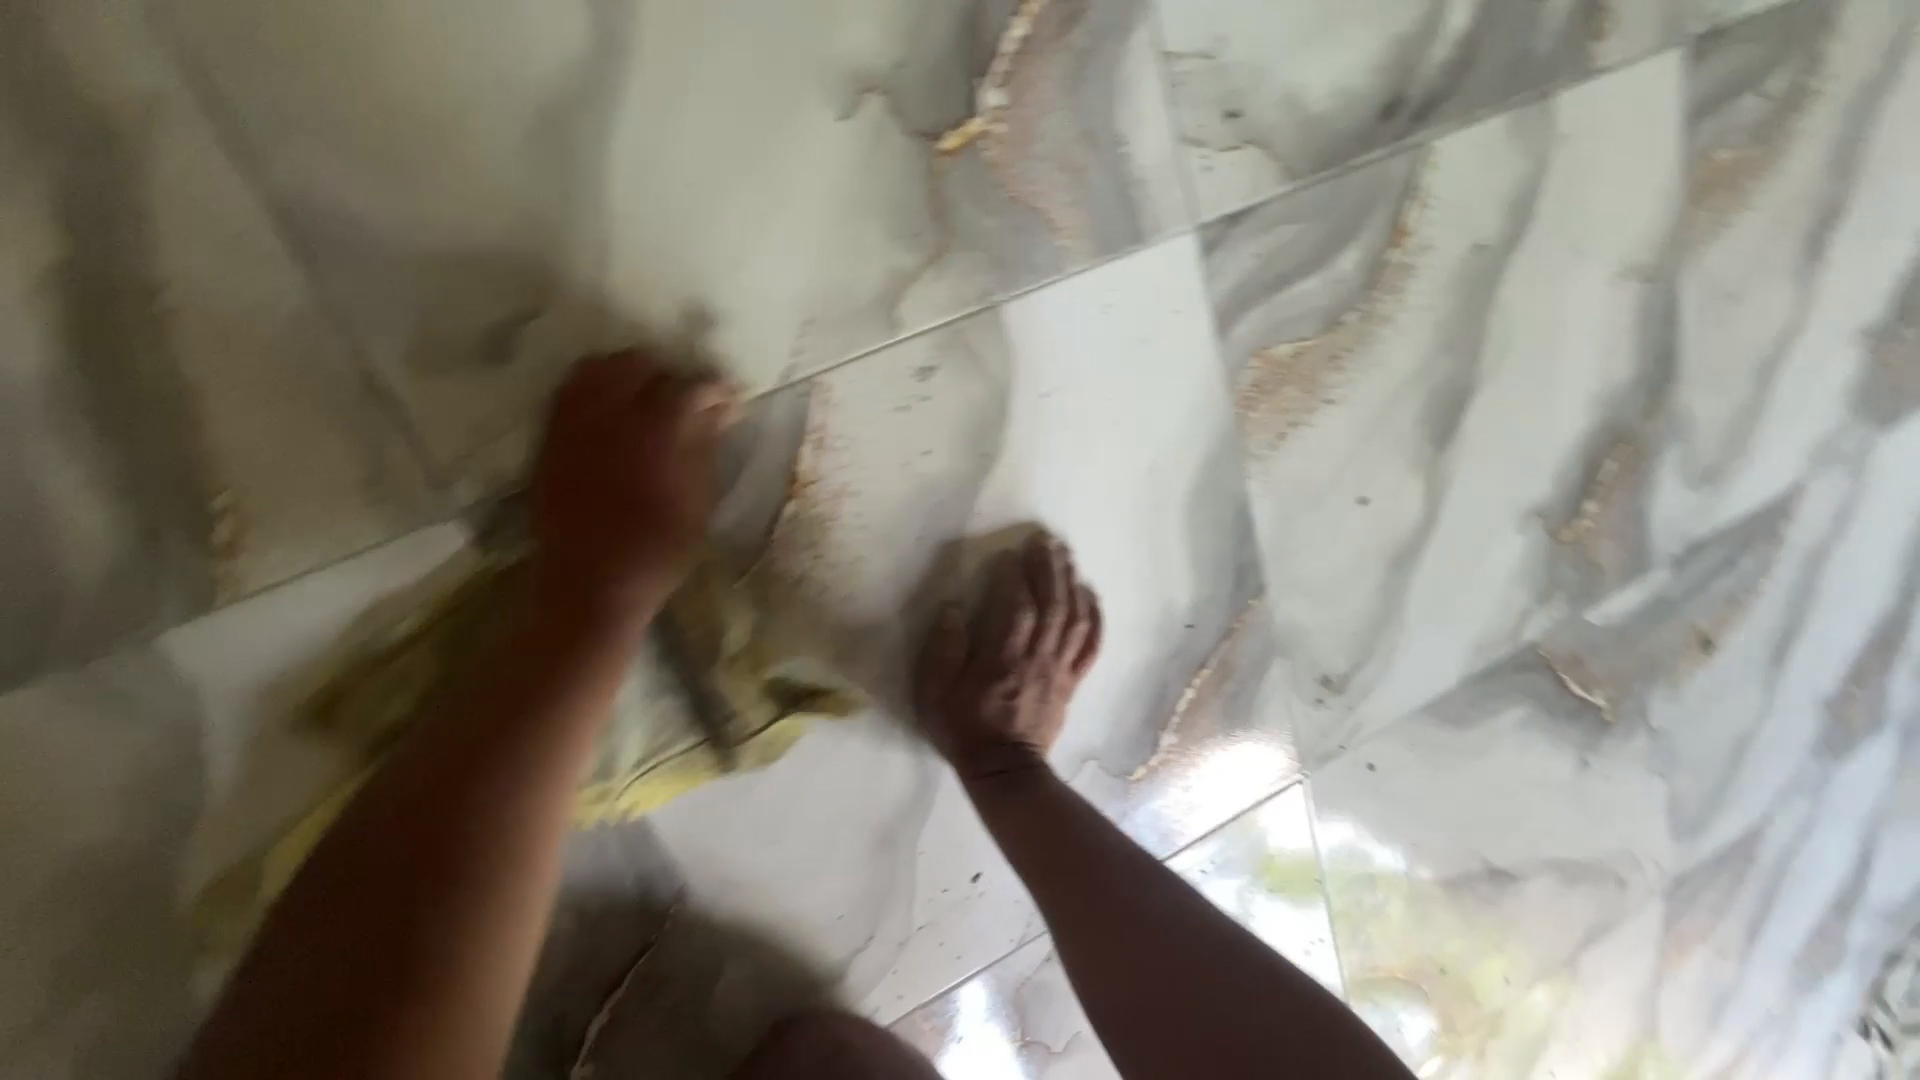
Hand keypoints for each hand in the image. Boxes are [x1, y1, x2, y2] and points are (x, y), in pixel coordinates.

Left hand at [529, 350, 734, 624]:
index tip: (728, 400)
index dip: (713, 389)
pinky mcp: (548, 441)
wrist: (591, 585)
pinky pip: (567, 393)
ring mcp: (571, 425)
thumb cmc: (658, 550)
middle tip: (685, 396)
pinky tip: (610, 412)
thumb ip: (706, 447)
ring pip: (594, 369)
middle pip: (635, 364)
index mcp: (654, 433)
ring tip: (644, 396)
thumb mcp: (699, 503)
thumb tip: (720, 410)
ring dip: (624, 373)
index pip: (688, 387)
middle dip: (666, 372)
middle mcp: (607, 417)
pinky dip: (593, 390)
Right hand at [914, 532, 1103, 782]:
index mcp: (1004, 659)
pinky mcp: (1071, 682)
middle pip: (1052, 605)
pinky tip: (1090, 596)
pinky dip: (1093, 618)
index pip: (1017, 608)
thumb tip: (953, 610)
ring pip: (1073, 619)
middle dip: (1050, 569)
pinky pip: (1089, 646)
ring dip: (1071, 584)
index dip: (1016, 578)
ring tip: (1066, 557)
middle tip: (1045, 540)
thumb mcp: (937, 694)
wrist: (1004, 772)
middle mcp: (1038, 659)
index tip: (1010, 554)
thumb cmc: (965, 730)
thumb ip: (944, 650)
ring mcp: (1059, 670)